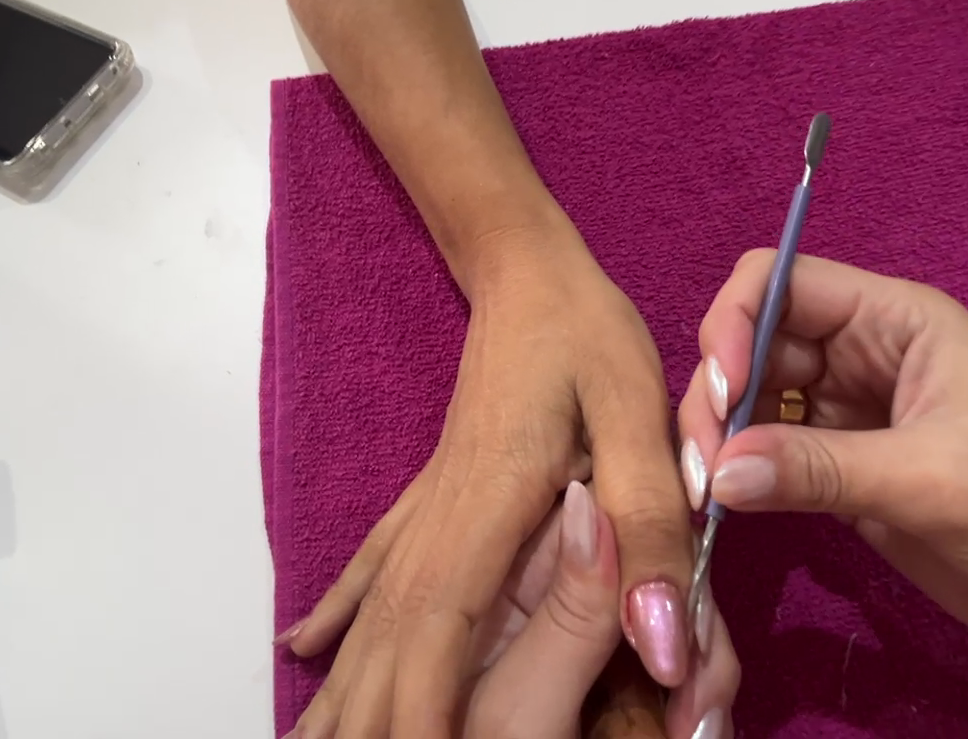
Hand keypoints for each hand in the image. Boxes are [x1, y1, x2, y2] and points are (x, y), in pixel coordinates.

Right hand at [284, 235, 704, 735]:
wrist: (527, 272)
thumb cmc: (583, 331)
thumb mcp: (636, 410)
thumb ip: (646, 520)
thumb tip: (663, 643)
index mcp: (491, 497)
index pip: (442, 625)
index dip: (421, 712)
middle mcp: (443, 511)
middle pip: (395, 632)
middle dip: (372, 719)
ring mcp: (430, 500)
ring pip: (374, 606)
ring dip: (347, 684)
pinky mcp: (436, 489)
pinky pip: (375, 563)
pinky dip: (338, 612)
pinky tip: (303, 643)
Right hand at [677, 252, 967, 686]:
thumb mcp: (939, 480)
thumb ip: (819, 469)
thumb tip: (717, 472)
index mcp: (890, 320)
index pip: (779, 283)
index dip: (736, 320)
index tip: (723, 388)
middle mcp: (858, 356)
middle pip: (751, 345)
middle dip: (717, 392)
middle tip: (702, 466)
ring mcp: (848, 416)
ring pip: (752, 402)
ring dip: (721, 436)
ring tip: (708, 491)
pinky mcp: (844, 472)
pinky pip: (770, 456)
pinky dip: (741, 473)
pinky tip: (726, 503)